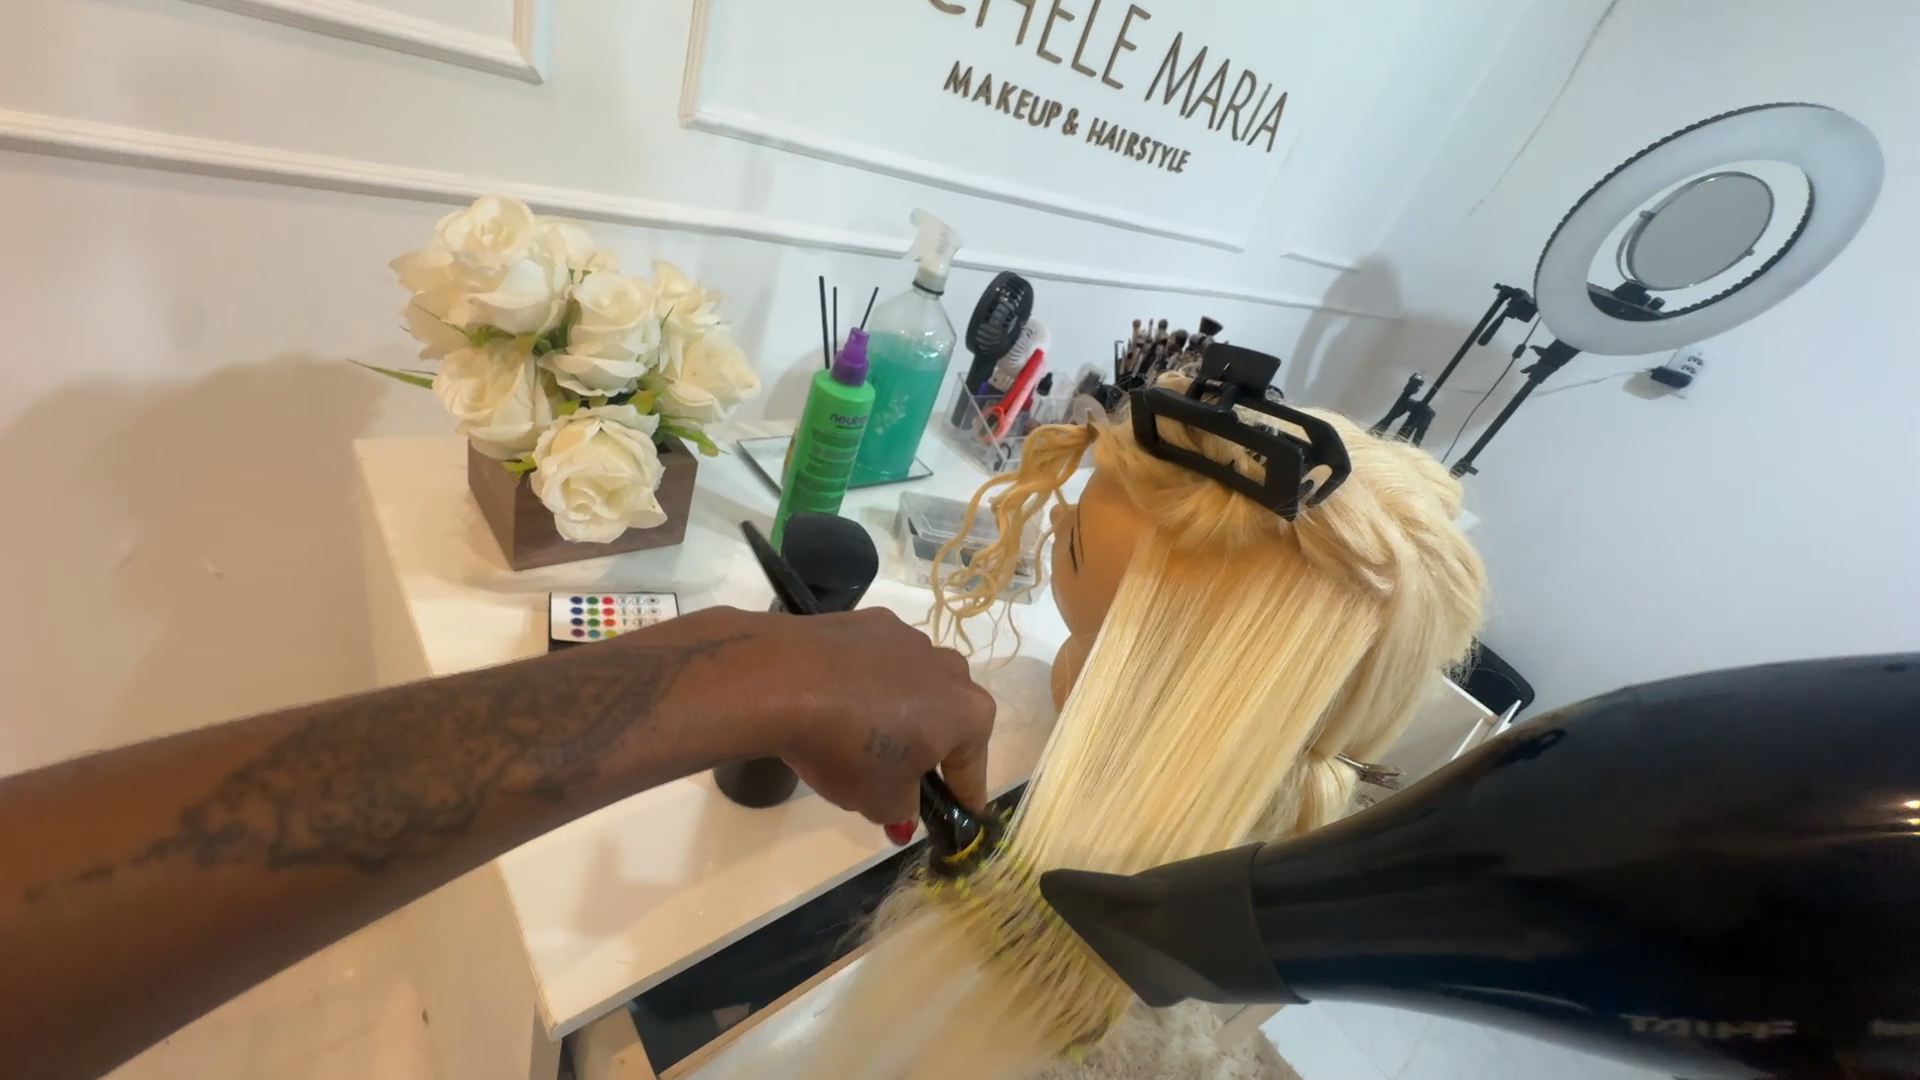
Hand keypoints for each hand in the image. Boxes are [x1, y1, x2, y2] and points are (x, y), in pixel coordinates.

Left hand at [763, 608, 995, 822]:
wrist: (787, 680)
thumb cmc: (849, 749)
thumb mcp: (880, 800)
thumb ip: (903, 810)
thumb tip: (903, 812)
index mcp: (968, 712)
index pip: (971, 768)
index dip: (965, 797)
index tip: (963, 815)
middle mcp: (949, 668)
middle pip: (947, 718)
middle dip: (930, 746)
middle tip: (902, 777)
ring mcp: (909, 638)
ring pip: (912, 685)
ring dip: (898, 709)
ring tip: (858, 735)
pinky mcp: (871, 620)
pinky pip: (877, 661)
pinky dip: (865, 680)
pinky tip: (835, 698)